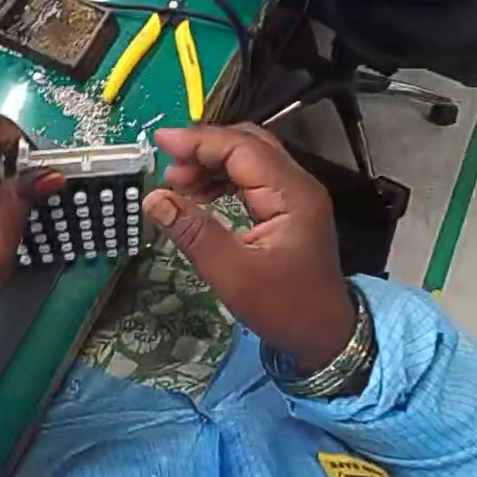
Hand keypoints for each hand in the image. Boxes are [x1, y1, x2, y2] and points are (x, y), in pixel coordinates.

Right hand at [141, 125, 354, 369]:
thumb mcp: (231, 273)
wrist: (323, 335)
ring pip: (250, 159)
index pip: (242, 148)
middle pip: (249, 144)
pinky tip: (199, 194)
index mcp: (292, 195)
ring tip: (177, 183)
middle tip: (167, 166)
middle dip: (205, 148)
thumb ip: (192, 232)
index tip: (161, 141)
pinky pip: (253, 178)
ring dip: (212, 163)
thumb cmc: (282, 307)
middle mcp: (298, 185)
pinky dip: (223, 179)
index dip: (200, 141)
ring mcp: (296, 195)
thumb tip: (153, 199)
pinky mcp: (289, 208)